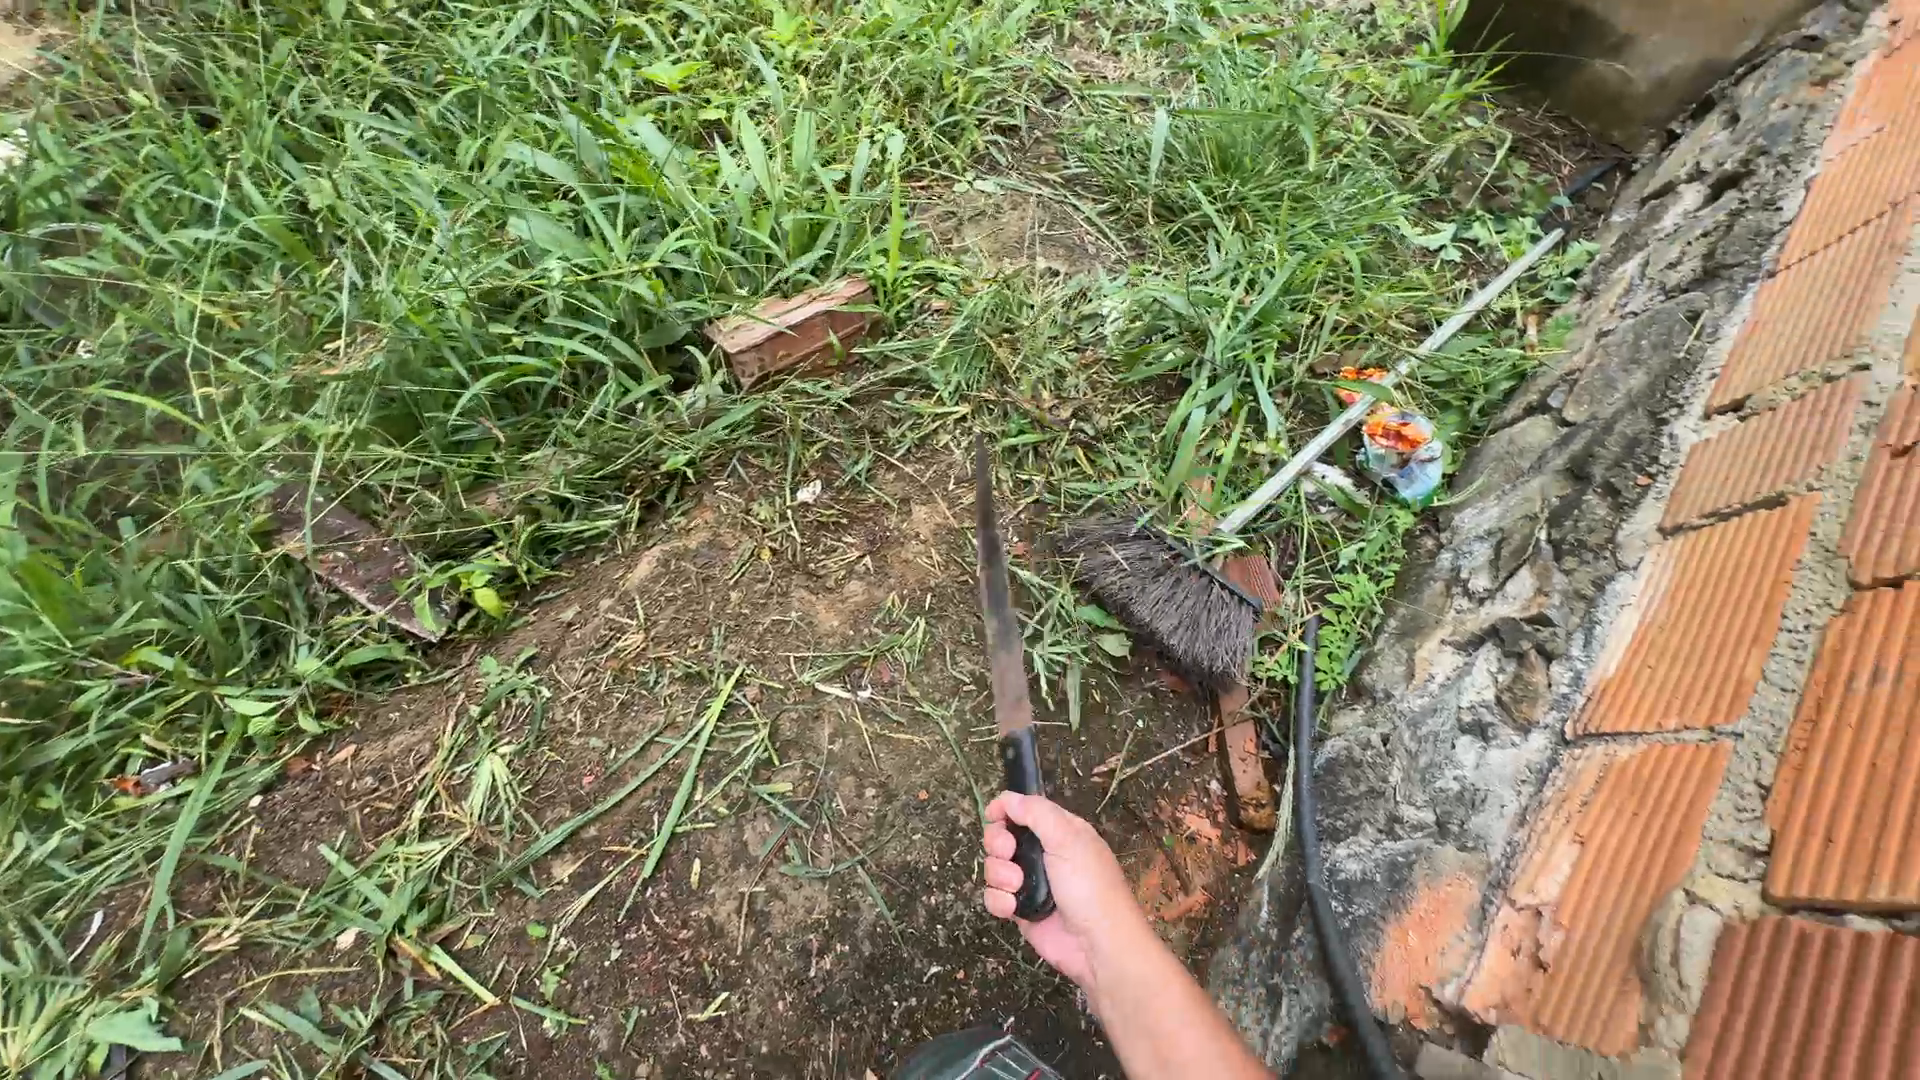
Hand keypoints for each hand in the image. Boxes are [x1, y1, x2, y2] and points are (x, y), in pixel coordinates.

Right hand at [981, 792, 1149, 992]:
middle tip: (1009, 852)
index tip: (994, 816)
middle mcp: (1042, 853)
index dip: (1004, 810)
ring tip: (1017, 885)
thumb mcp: (1068, 839)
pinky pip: (994, 896)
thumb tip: (1007, 799)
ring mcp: (1029, 882)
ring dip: (1000, 874)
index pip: (1022, 809)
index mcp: (1058, 830)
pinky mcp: (1020, 909)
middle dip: (998, 843)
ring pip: (994, 866)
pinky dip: (999, 900)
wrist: (1098, 946)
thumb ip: (1036, 812)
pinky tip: (1013, 908)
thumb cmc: (1089, 886)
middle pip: (1001, 836)